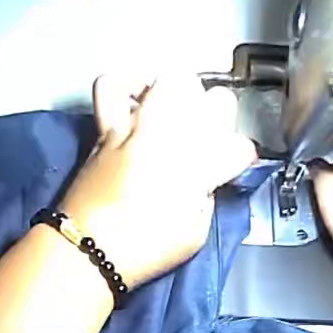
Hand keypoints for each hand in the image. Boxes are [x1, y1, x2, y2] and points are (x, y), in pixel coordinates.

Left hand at [57, 73, 255, 287]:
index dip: (240, 159)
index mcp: (204, 169)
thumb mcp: (195, 235)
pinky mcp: (108, 127)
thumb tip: (204, 181)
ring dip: (182, 95)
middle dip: (219, 117)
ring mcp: (141, 127)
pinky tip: (136, 98)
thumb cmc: (145, 250)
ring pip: (174, 82)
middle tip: (209, 135)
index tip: (231, 168)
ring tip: (177, 111)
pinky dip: (126, 85)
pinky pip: (112, 87)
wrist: (90, 248)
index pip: (241, 147)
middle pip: (217, 101)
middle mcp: (176, 139)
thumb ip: (206, 198)